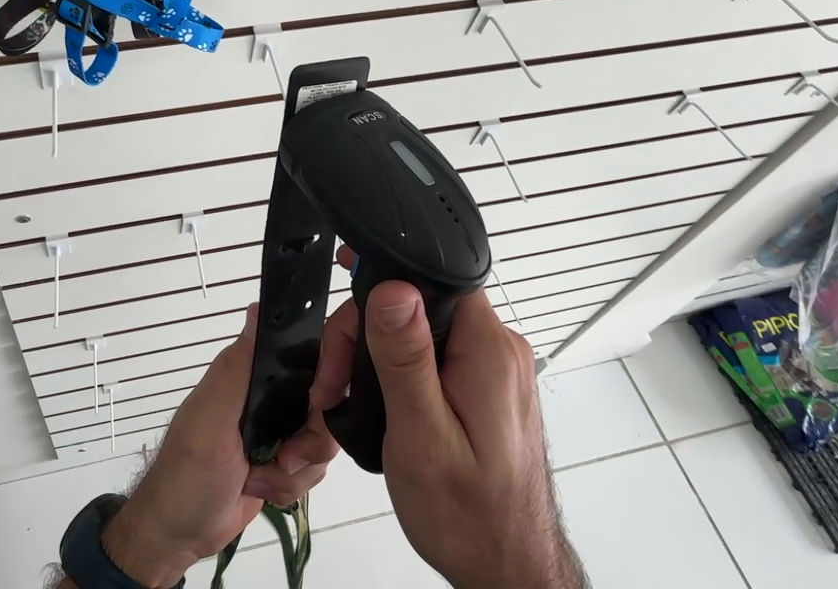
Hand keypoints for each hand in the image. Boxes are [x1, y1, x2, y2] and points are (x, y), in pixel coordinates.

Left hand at [88, 304, 339, 587]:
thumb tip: (257, 308)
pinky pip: (312, 467)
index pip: (304, 355)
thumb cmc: (188, 475)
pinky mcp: (281, 459)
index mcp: (246, 373)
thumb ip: (238, 370)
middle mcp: (264, 395)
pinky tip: (264, 490)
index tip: (316, 408)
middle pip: (323, 403)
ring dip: (296, 470)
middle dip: (310, 439)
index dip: (323, 380)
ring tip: (261, 478)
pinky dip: (292, 486)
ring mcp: (275, 429)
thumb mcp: (211, 421)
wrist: (179, 534)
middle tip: (284, 457)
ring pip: (320, 439)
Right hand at [310, 263, 584, 588]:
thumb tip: (393, 288)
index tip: (342, 306)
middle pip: (417, 302)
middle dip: (364, 333)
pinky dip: (396, 371)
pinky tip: (374, 401)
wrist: (506, 569)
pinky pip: (432, 354)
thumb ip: (406, 359)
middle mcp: (497, 348)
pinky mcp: (483, 386)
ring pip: (418, 328)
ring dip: (374, 355)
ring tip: (342, 397)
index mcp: (488, 349)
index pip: (431, 277)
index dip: (381, 278)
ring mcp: (492, 367)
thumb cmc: (467, 515)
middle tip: (331, 381)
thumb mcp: (422, 436)